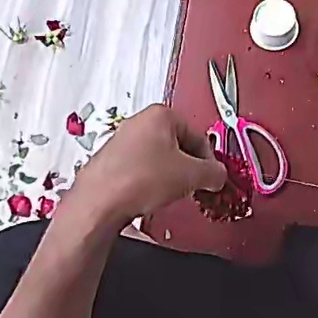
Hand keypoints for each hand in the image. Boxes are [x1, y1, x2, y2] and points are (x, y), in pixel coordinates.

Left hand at [61, 104, 226, 230]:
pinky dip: (148, 181)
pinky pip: (139, 167)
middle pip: (177, 145)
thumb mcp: (191, 176)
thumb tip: (218, 175)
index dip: (208, 161)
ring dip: (169, 175)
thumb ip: (213, 173)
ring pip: (158, 157)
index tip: (211, 178)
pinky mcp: (108, 160)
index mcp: (161, 114)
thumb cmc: (143, 180)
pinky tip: (148, 197)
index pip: (198, 136)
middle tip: (192, 186)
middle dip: (188, 167)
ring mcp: (121, 140)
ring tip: (168, 194)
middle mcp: (139, 121)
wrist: (98, 203)